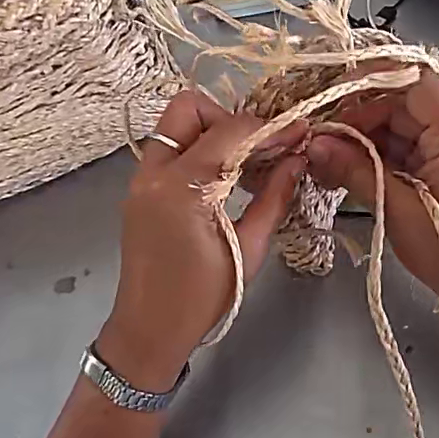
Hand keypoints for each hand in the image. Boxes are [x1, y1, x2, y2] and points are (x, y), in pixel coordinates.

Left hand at [98, 90, 305, 390]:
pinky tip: (225, 180)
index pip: (230, 131)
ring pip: (176, 125)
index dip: (270, 128)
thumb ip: (274, 197)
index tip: (299, 133)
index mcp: (182, 188)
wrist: (149, 330)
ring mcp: (141, 180)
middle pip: (189, 107)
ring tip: (248, 165)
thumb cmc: (203, 299)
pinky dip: (199, 151)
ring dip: (214, 133)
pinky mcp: (139, 190)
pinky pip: (170, 150)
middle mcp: (154, 172)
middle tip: (260, 148)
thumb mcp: (249, 248)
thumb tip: (298, 160)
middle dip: (229, 117)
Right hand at [306, 73, 438, 309]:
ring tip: (333, 155)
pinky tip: (355, 167)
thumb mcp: (394, 208)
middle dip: (364, 116)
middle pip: (407, 105)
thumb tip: (315, 143)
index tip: (337, 97)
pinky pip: (412, 149)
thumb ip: (355, 168)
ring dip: (369, 137)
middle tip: (326, 136)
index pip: (417, 83)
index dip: (375, 82)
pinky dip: (383, 155)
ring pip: (405, 127)